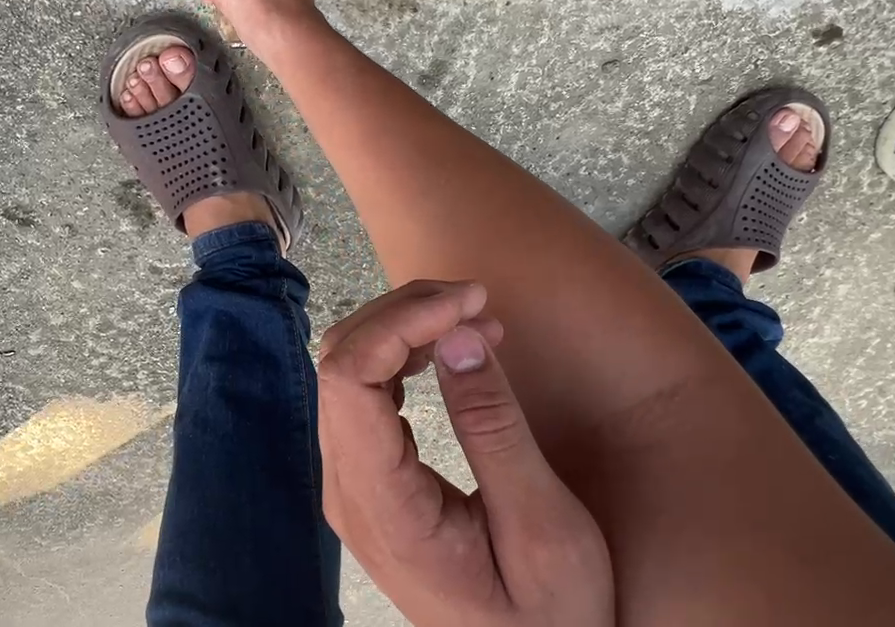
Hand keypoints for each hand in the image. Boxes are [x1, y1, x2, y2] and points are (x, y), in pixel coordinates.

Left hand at [317, 280, 613, 626]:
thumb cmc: (552, 615)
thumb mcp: (546, 531)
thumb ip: (494, 430)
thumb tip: (457, 335)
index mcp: (380, 506)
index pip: (348, 377)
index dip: (400, 321)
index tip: (469, 301)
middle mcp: (346, 486)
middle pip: (342, 360)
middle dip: (405, 312)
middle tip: (478, 300)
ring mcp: (351, 480)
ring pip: (349, 367)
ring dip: (406, 327)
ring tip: (475, 317)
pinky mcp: (368, 474)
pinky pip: (366, 391)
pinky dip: (406, 354)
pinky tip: (450, 348)